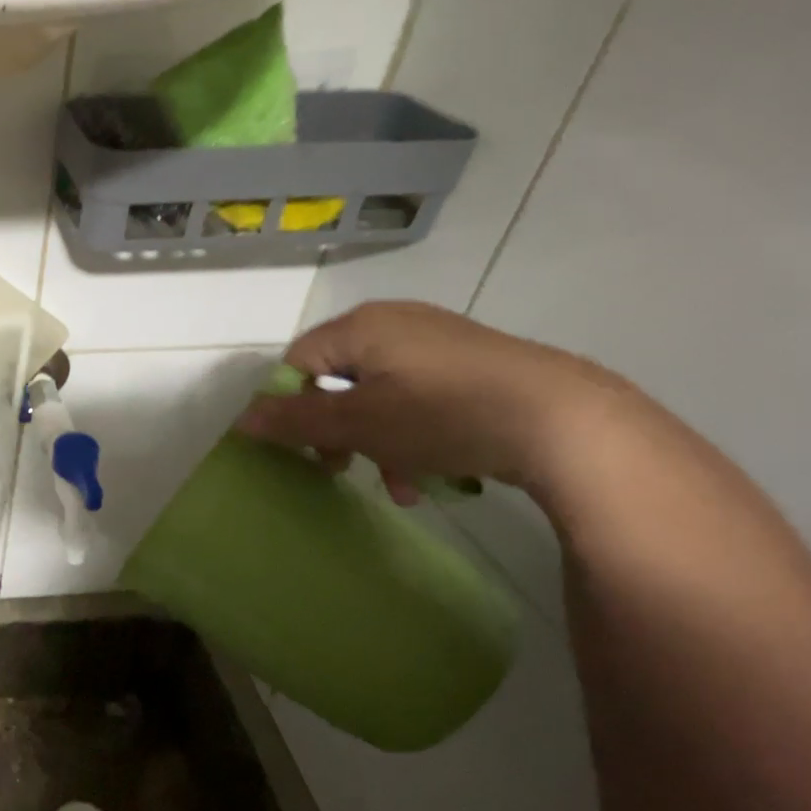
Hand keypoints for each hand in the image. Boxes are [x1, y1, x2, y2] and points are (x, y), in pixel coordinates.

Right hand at [235, 302, 639, 500]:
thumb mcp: (358, 423)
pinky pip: (422, 401)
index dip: (290, 407)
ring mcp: (441, 344)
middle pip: (339, 381)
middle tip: (342, 469)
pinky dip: (415, 437)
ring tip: (398, 485)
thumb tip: (242, 418)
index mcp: (362, 327)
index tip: (304, 448)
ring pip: (382, 397)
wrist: (567, 421)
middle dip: (337, 432)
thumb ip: (295, 420)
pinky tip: (432, 476)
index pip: (297, 363)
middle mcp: (398, 324)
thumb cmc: (442, 415)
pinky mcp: (477, 367)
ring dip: (377, 444)